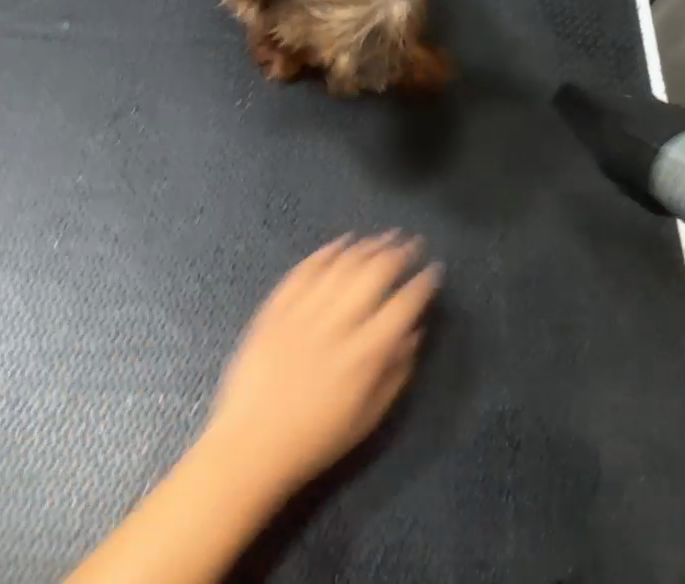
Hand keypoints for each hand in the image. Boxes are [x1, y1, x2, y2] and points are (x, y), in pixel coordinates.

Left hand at [203, 232, 441, 494]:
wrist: (251, 446)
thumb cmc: (317, 439)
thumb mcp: (370, 416)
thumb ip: (397, 371)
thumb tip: (413, 333)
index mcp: (366, 352)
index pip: (404, 303)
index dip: (423, 283)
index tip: (433, 270)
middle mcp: (338, 323)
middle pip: (374, 273)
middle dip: (397, 253)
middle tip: (411, 243)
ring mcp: (303, 312)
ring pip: (340, 265)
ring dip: (365, 247)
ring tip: (380, 238)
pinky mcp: (275, 310)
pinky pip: (303, 271)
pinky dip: (323, 254)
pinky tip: (337, 245)